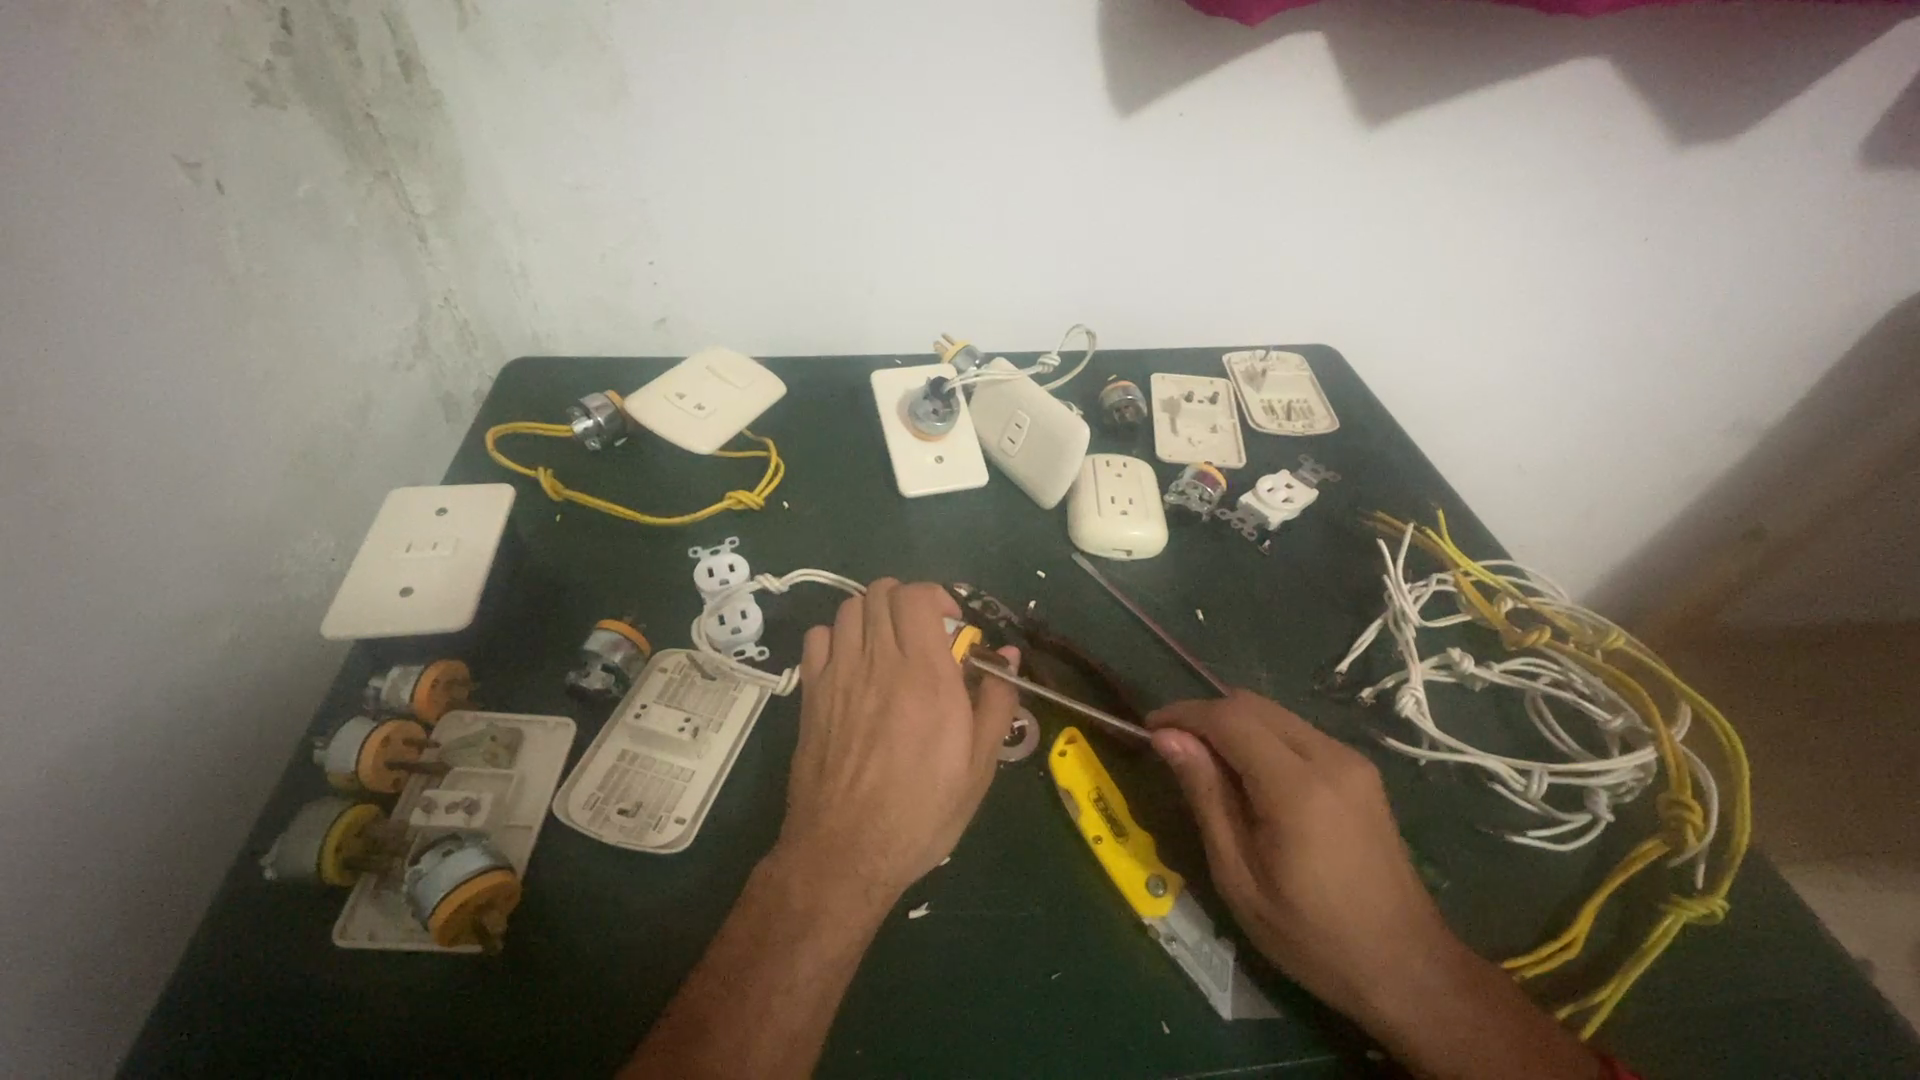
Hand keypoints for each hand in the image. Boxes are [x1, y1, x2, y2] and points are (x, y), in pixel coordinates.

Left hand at [773, 579, 1019, 903]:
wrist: (846, 851)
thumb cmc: (921, 813)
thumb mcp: (978, 767)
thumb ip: (996, 703)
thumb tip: (1005, 658)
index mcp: (926, 675)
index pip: (918, 596)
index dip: (936, 597)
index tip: (952, 627)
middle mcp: (879, 662)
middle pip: (882, 592)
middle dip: (907, 601)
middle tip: (924, 634)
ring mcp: (838, 675)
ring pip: (849, 607)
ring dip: (874, 614)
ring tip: (889, 645)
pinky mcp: (811, 694)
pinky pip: (818, 637)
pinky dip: (838, 636)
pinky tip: (852, 663)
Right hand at [1147, 691, 1454, 1024]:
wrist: (1407, 967)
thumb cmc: (1311, 935)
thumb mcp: (1239, 877)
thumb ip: (1205, 797)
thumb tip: (1168, 738)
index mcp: (1298, 787)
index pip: (1230, 718)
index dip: (1184, 714)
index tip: (1148, 729)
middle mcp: (1330, 758)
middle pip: (1252, 705)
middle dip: (1205, 714)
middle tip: (1171, 745)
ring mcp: (1352, 762)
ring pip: (1276, 714)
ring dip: (1233, 725)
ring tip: (1203, 763)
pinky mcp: (1361, 772)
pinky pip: (1297, 734)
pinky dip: (1261, 738)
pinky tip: (1246, 776)